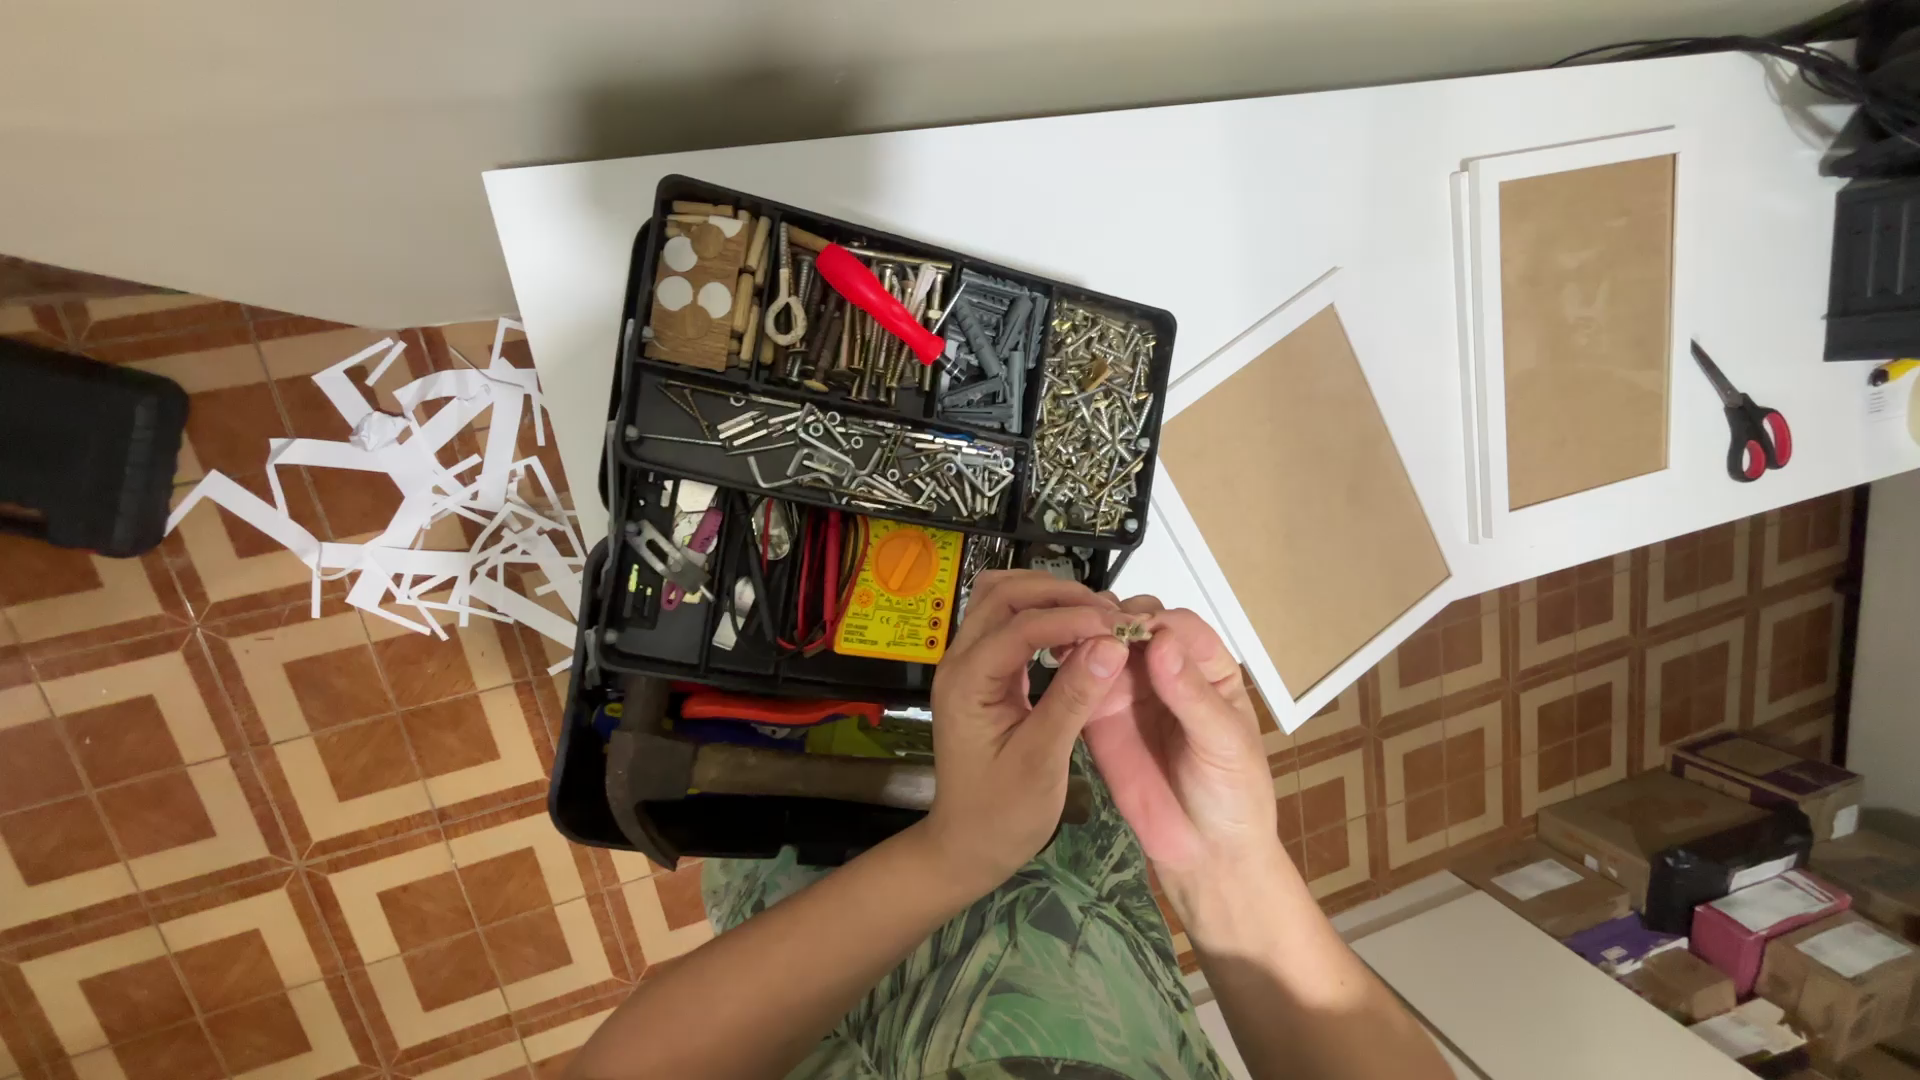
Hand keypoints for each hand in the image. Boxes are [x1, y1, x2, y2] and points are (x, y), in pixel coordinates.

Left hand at [922, 571, 1135, 891]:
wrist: (967, 844)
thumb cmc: (1003, 813)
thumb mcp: (1042, 760)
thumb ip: (1073, 699)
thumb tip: (1111, 644)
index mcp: (967, 682)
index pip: (1020, 625)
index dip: (1072, 618)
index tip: (1118, 627)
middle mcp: (959, 661)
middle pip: (1002, 593)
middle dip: (1057, 593)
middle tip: (1108, 613)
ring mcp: (968, 664)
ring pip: (1001, 599)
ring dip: (1047, 596)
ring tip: (1094, 616)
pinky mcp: (983, 672)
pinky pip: (1007, 623)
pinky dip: (1042, 616)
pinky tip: (1075, 634)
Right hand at [1081, 597, 1286, 900]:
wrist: (1202, 852)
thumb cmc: (1232, 793)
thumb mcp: (1224, 742)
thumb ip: (1192, 694)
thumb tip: (1160, 641)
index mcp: (1206, 666)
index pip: (1180, 626)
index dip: (1158, 623)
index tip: (1138, 633)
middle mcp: (1166, 668)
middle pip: (1138, 624)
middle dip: (1118, 621)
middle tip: (1098, 632)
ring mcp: (1129, 689)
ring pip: (1106, 644)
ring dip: (1089, 634)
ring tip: (1071, 636)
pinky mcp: (1098, 713)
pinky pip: (1082, 679)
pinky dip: (1070, 663)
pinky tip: (1057, 657)